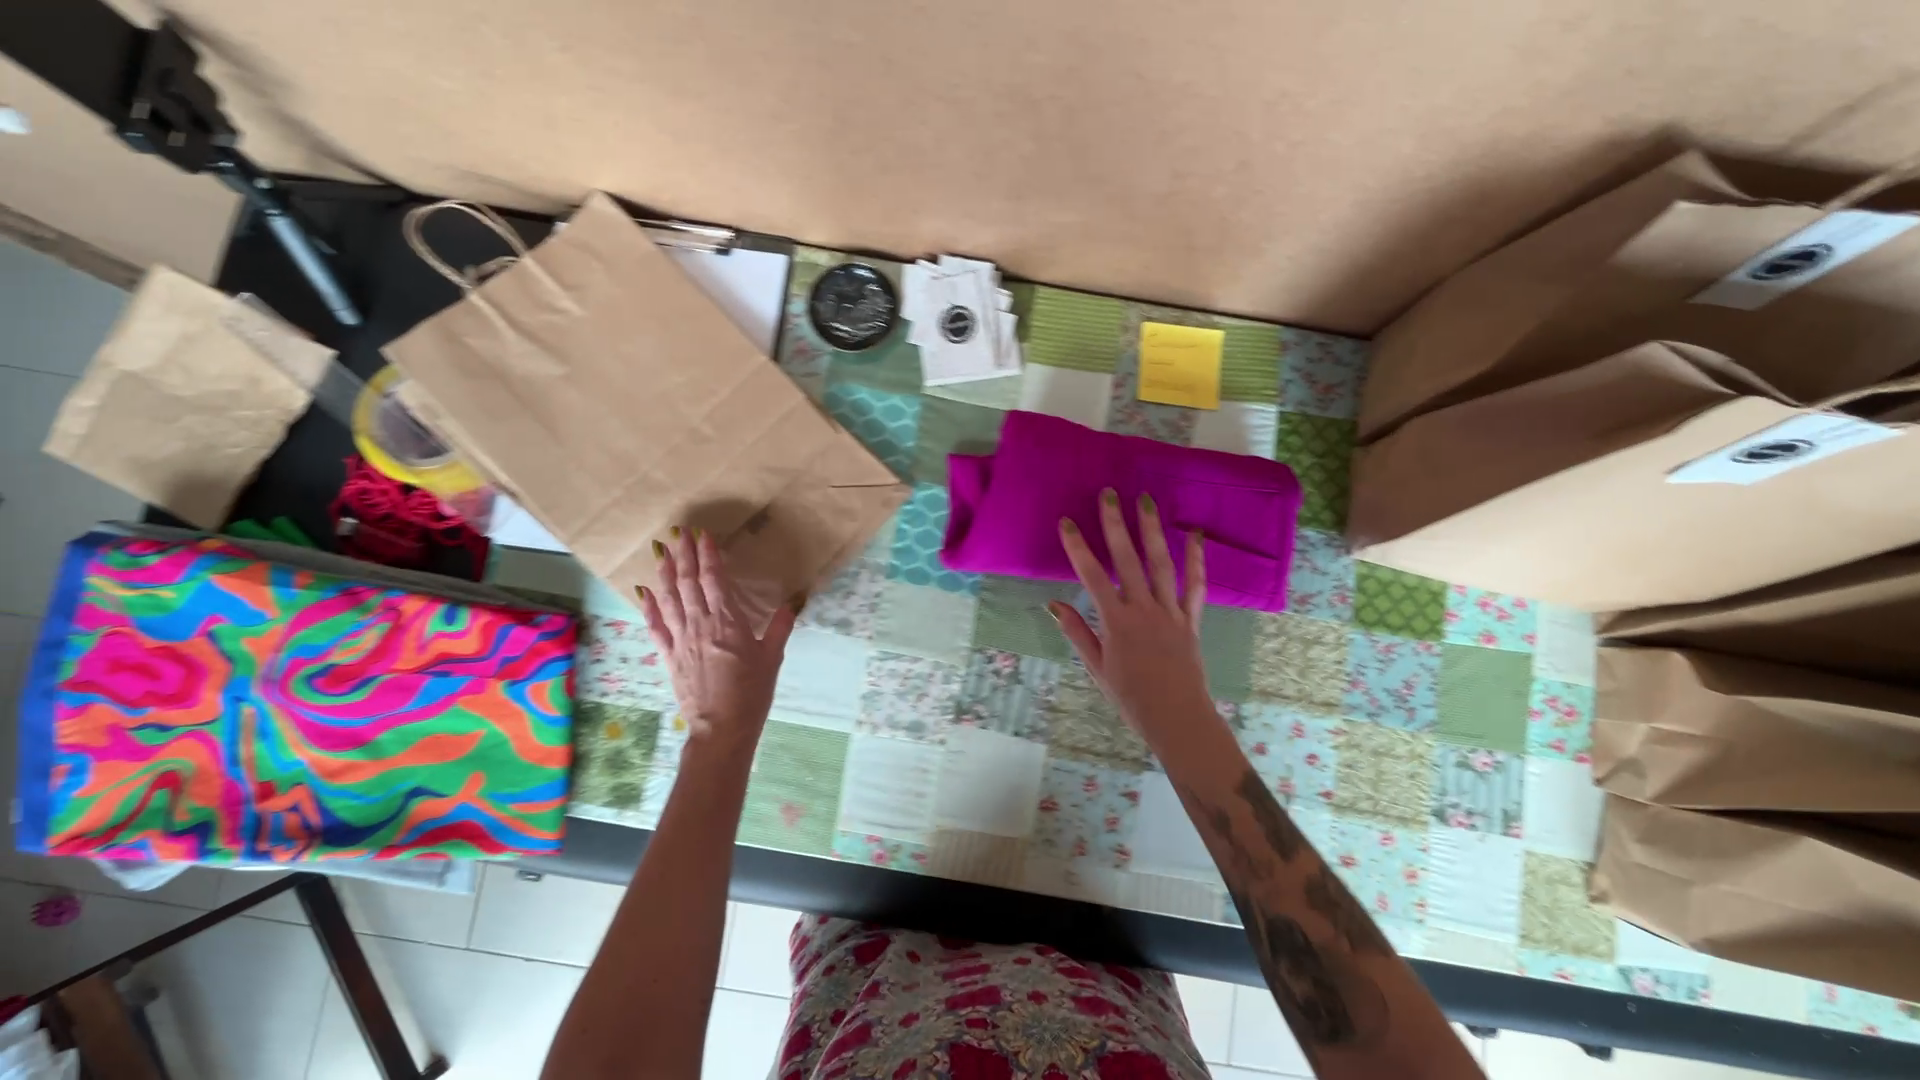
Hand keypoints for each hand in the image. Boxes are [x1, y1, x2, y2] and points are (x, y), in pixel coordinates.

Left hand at [637, 528, 797, 747]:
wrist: (722, 728)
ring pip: (669, 598)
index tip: (704, 535)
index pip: (715, 579)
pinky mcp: (669, 657)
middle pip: (689, 582)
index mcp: (729, 622)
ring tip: (661, 551)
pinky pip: (656, 627)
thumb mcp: (773, 658)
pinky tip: (644, 592)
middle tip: (680, 532)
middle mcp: (701, 624)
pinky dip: (649, 607)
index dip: (709, 555)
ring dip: (665, 573)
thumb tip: (792, 603)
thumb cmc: (752, 693)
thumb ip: (780, 627)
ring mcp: (681, 640)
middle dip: (684, 555)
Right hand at [1051, 489, 1215, 739]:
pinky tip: (1194, 535)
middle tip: (1109, 494)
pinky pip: (1195, 585)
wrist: (1177, 717)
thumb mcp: (1096, 668)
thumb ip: (1077, 633)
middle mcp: (1143, 609)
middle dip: (1116, 524)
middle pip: (1127, 559)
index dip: (1078, 547)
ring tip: (1146, 502)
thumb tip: (1054, 604)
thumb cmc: (1131, 698)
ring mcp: (1170, 611)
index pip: (1092, 576)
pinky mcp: (1191, 619)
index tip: (1067, 522)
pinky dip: (1196, 559)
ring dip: (1152, 531)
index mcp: (1116, 622)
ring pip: (1160, 564)